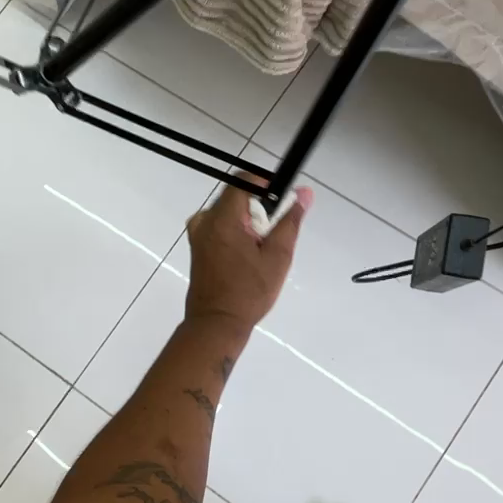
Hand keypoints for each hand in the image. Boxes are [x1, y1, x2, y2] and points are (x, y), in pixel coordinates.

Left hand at [183, 183, 310, 332]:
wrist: (217, 322)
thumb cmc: (249, 292)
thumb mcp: (278, 256)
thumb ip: (290, 220)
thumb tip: (304, 193)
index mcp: (221, 218)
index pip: (244, 181)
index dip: (266, 185)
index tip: (281, 203)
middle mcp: (204, 220)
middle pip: (237, 197)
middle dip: (259, 211)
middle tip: (271, 239)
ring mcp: (198, 233)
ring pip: (230, 212)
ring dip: (249, 224)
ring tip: (260, 253)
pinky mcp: (197, 245)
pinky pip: (221, 226)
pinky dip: (237, 234)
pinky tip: (247, 258)